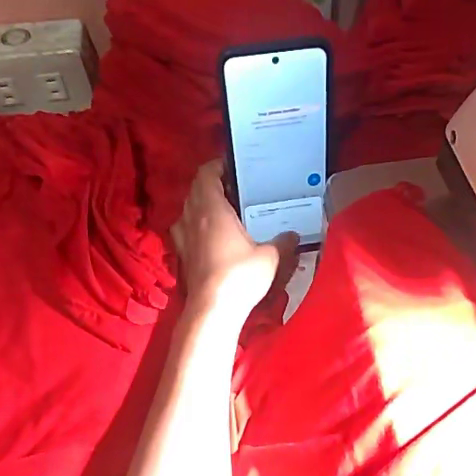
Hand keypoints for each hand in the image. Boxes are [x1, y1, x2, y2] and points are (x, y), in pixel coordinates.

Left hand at [170, 160, 297, 319]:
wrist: (212, 309)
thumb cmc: (240, 276)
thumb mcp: (270, 257)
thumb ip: (282, 242)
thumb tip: (293, 236)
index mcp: (211, 208)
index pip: (206, 174)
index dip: (217, 166)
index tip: (233, 166)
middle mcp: (191, 218)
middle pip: (196, 190)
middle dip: (212, 185)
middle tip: (235, 188)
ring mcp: (182, 237)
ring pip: (188, 210)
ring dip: (201, 205)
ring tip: (224, 211)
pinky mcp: (181, 256)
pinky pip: (185, 231)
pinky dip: (196, 227)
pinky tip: (211, 236)